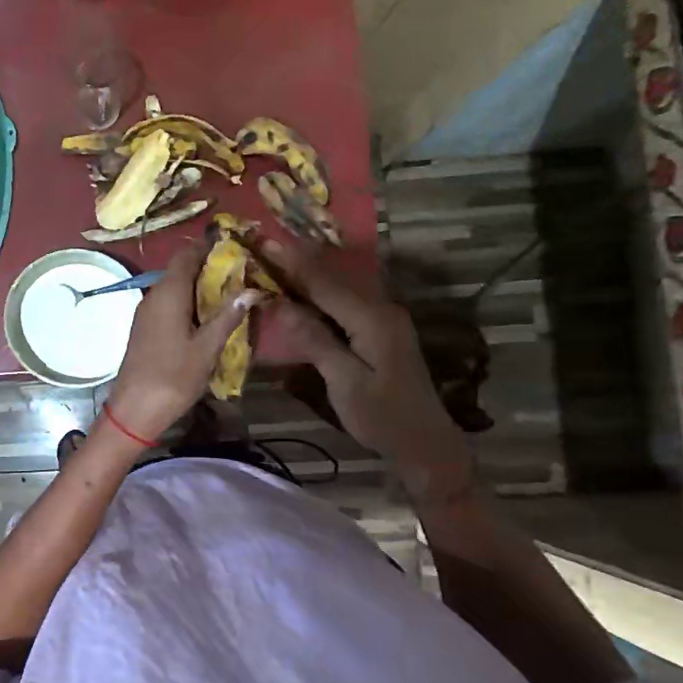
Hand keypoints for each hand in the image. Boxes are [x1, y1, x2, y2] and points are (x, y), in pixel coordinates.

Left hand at [103, 243, 264, 441]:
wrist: (134, 409)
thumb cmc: (172, 377)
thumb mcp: (207, 348)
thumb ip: (228, 316)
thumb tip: (252, 289)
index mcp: (168, 294)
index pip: (187, 255)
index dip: (209, 244)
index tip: (237, 240)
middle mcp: (153, 296)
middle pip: (182, 269)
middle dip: (210, 264)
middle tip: (243, 266)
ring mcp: (146, 313)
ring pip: (176, 287)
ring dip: (201, 284)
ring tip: (233, 287)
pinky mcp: (146, 328)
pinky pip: (170, 304)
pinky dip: (190, 301)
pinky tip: (210, 312)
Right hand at [252, 234, 475, 503]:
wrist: (422, 441)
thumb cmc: (381, 415)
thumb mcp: (345, 381)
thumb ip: (314, 339)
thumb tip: (279, 304)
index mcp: (372, 319)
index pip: (323, 282)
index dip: (290, 262)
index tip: (261, 241)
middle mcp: (379, 310)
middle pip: (331, 279)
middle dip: (295, 261)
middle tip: (260, 244)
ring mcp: (380, 320)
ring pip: (336, 289)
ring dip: (304, 274)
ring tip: (271, 260)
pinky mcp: (376, 331)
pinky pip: (340, 304)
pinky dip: (315, 294)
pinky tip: (296, 292)